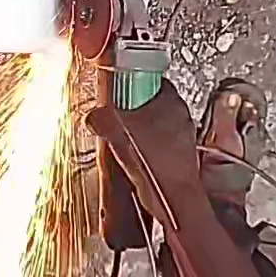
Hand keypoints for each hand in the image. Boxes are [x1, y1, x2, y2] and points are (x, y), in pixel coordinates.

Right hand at [85, 83, 201, 220]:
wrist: (173, 198)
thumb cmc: (155, 162)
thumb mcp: (117, 133)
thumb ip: (102, 119)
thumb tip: (93, 116)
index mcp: (171, 101)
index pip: (153, 78)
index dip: (134, 82)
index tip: (121, 88)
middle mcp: (181, 116)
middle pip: (153, 100)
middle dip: (134, 107)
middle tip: (118, 115)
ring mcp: (182, 136)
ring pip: (156, 122)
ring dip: (140, 128)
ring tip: (124, 137)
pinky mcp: (180, 155)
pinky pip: (159, 142)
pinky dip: (146, 145)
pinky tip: (134, 155)